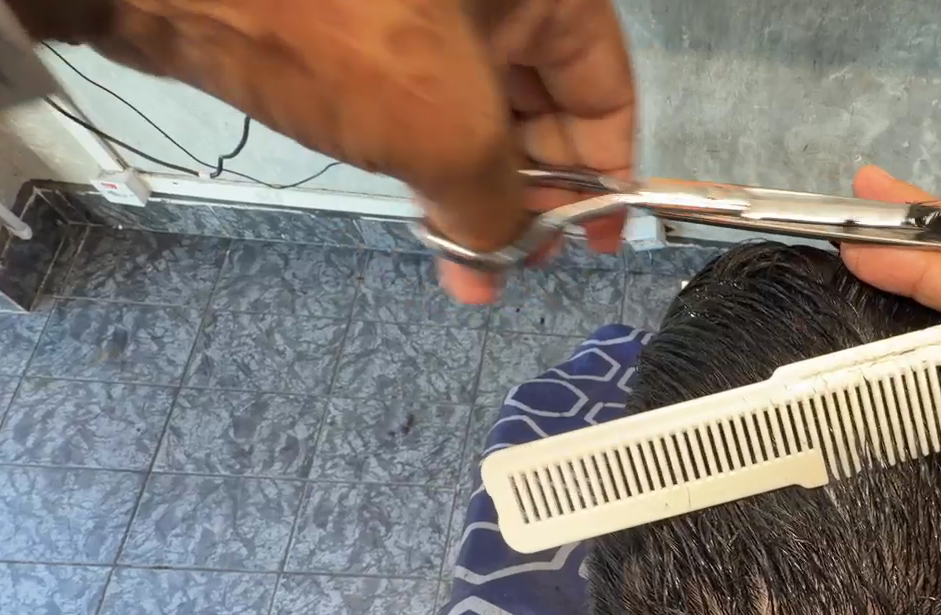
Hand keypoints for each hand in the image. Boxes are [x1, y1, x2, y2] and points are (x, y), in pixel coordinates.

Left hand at [89, 0, 633, 300]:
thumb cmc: (332, 15)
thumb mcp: (446, 130)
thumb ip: (500, 205)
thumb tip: (502, 258)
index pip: (605, 83)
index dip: (608, 171)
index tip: (590, 239)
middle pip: (543, 99)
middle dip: (534, 191)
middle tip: (518, 259)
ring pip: (477, 105)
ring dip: (478, 191)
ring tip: (470, 264)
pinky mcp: (353, 13)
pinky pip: (419, 96)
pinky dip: (427, 160)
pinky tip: (426, 222)